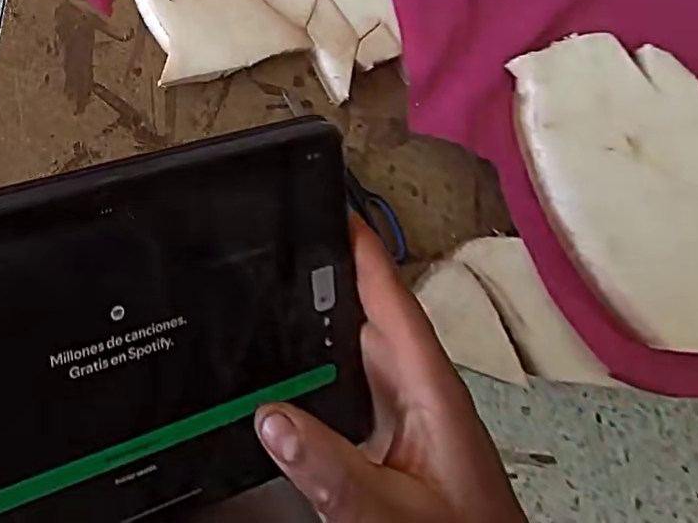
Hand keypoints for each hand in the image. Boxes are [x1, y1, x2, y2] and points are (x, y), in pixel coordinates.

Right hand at [253, 216, 526, 521]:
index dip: (359, 244)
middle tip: (278, 237)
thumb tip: (271, 416)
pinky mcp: (386, 433)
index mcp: (429, 386)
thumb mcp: (392, 513)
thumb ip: (332, 468)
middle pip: (362, 309)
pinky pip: (341, 376)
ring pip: (350, 343)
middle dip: (322, 269)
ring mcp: (401, 410)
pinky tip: (287, 360)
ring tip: (269, 285)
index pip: (391, 295)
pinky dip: (314, 358)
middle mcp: (415, 387)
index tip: (330, 205)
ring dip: (316, 314)